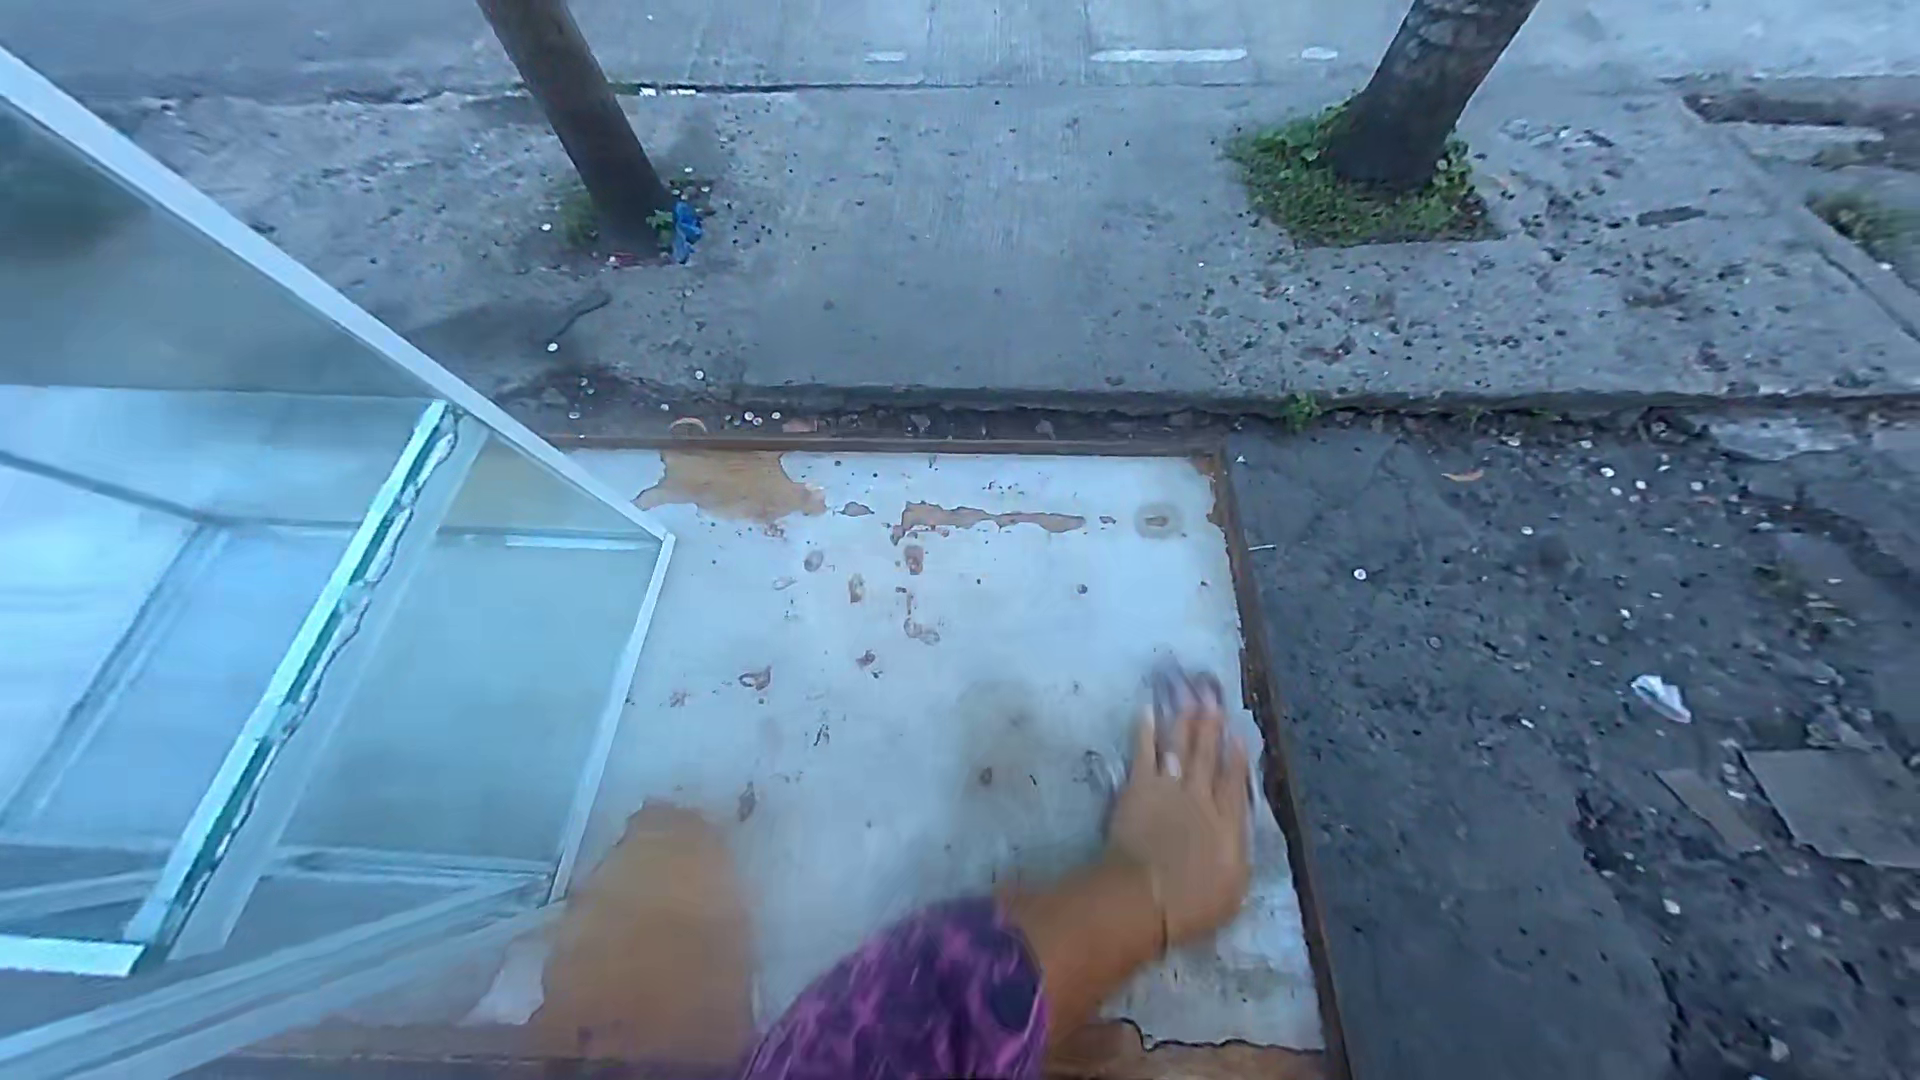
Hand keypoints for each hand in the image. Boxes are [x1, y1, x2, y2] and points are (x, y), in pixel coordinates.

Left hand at [1106, 693, 1251, 946]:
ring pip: (1179, 746)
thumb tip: (1237, 824)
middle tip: (1212, 699)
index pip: (1234, 783)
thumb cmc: (1192, 902)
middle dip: (1211, 726)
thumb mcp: (1233, 884)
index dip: (1236, 757)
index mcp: (1227, 824)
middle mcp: (1201, 798)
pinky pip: (1144, 750)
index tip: (1238, 733)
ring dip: (1184, 721)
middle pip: (1207, 756)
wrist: (1146, 893)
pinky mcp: (1140, 785)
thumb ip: (1236, 847)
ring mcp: (1169, 787)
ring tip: (1189, 698)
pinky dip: (1145, 729)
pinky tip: (1147, 711)